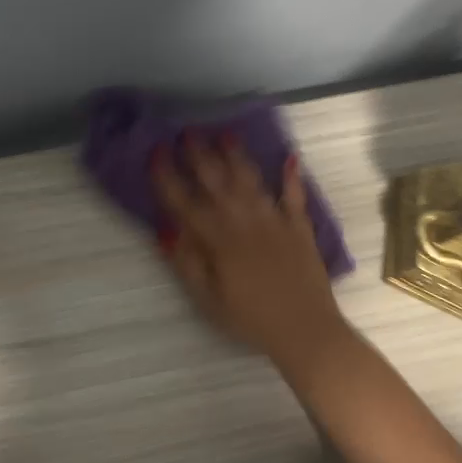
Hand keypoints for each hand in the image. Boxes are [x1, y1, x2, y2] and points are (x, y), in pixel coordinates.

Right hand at [152, 132, 348, 365]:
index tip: (156, 153)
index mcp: (217, 241)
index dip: (168, 177)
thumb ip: (186, 263)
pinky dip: (292, 177)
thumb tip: (165, 230)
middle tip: (187, 133)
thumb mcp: (207, 299)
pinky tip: (289, 158)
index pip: (185, 202)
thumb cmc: (249, 320)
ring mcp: (274, 221)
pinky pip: (294, 196)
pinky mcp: (300, 228)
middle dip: (200, 155)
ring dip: (237, 156)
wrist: (305, 329)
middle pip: (217, 182)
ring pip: (251, 181)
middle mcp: (244, 222)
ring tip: (225, 134)